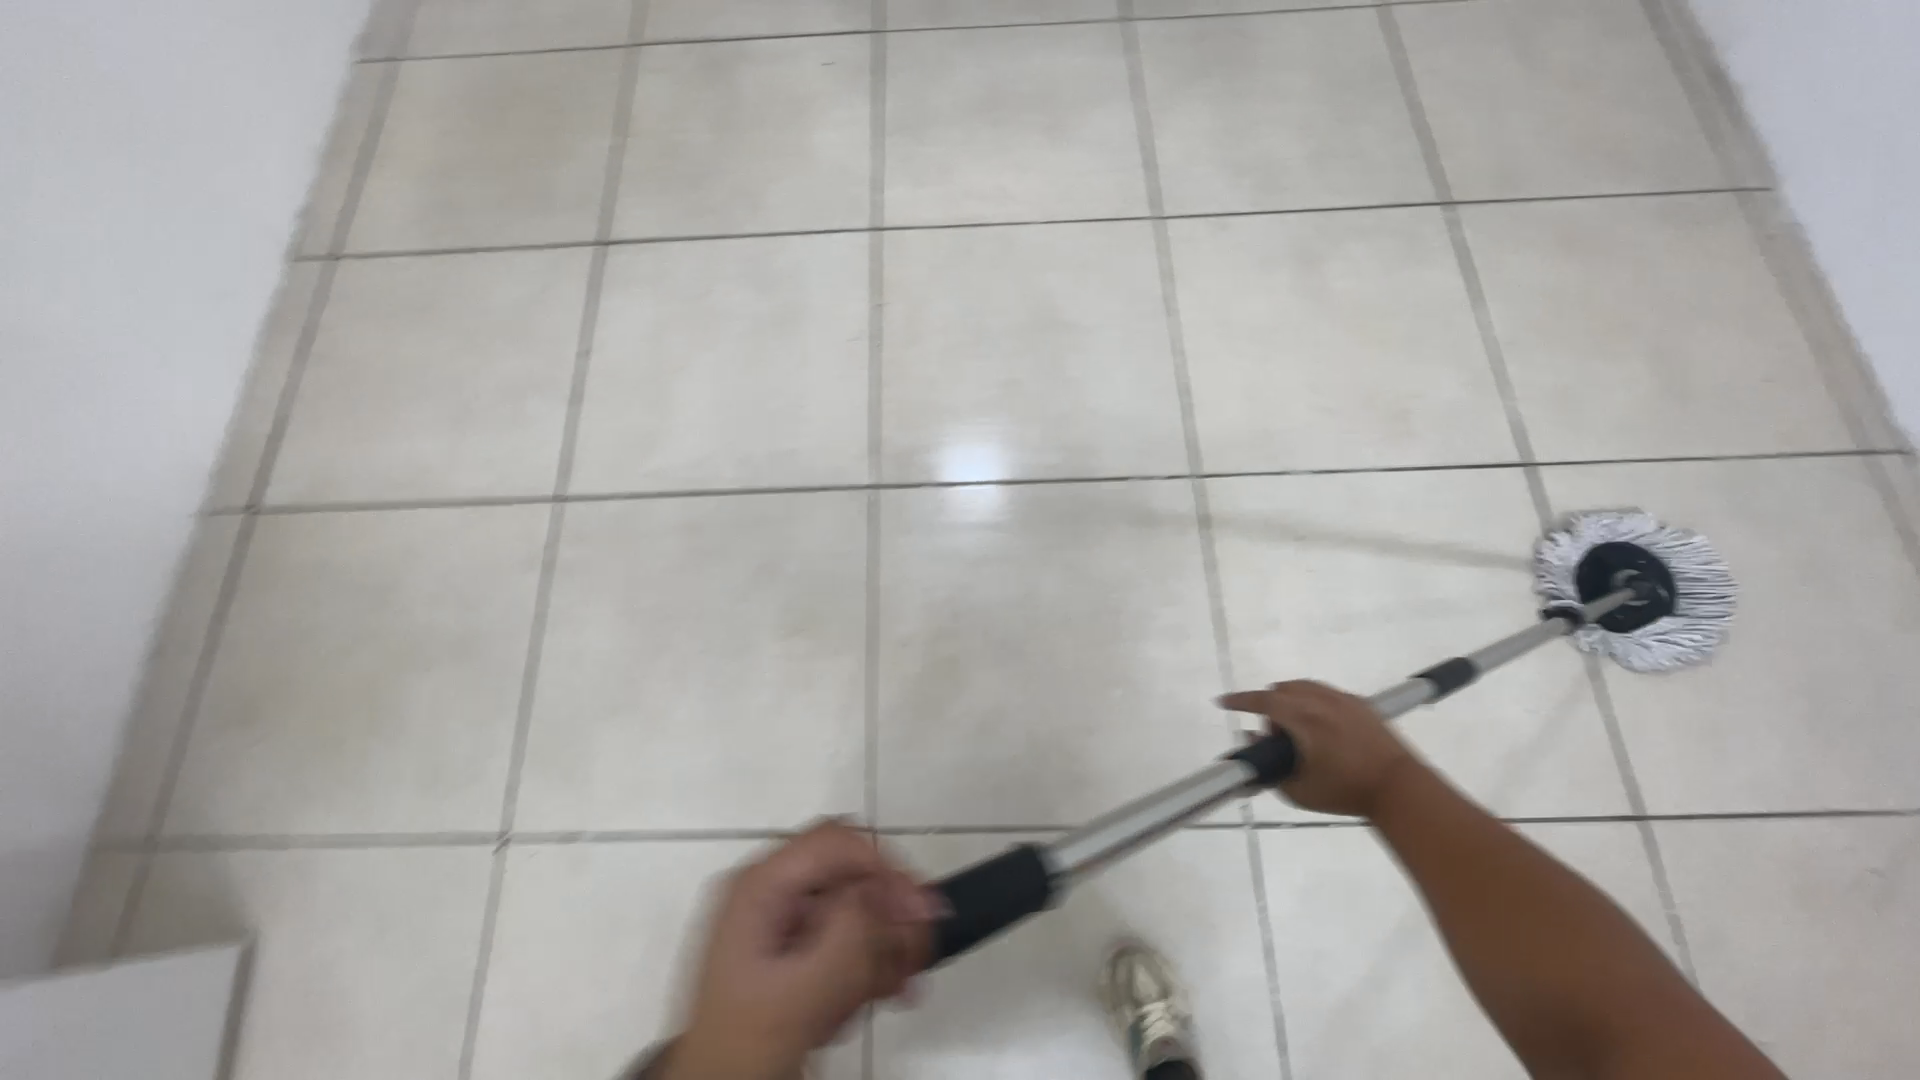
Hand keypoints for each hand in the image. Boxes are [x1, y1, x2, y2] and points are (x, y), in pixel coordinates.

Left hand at [664, 821, 934, 1079]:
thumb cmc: (749, 1042)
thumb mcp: (804, 988)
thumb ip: (852, 932)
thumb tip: (900, 891)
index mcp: (761, 885)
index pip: (836, 842)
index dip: (883, 867)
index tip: (917, 912)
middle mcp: (773, 890)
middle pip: (851, 873)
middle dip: (888, 916)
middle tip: (914, 958)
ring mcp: (783, 918)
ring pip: (856, 905)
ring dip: (884, 945)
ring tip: (896, 987)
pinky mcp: (797, 947)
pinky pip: (848, 935)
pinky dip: (870, 961)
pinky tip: (874, 994)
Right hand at [1219, 680, 1422, 817]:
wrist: (1399, 788)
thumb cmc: (1345, 792)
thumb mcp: (1298, 789)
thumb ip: (1268, 766)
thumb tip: (1252, 741)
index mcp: (1303, 719)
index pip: (1262, 701)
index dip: (1239, 701)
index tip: (1222, 702)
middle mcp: (1321, 701)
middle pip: (1281, 690)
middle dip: (1269, 708)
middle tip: (1275, 740)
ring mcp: (1343, 699)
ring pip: (1303, 687)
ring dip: (1290, 701)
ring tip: (1298, 732)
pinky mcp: (1361, 704)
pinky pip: (1325, 692)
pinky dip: (1311, 701)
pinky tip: (1321, 726)